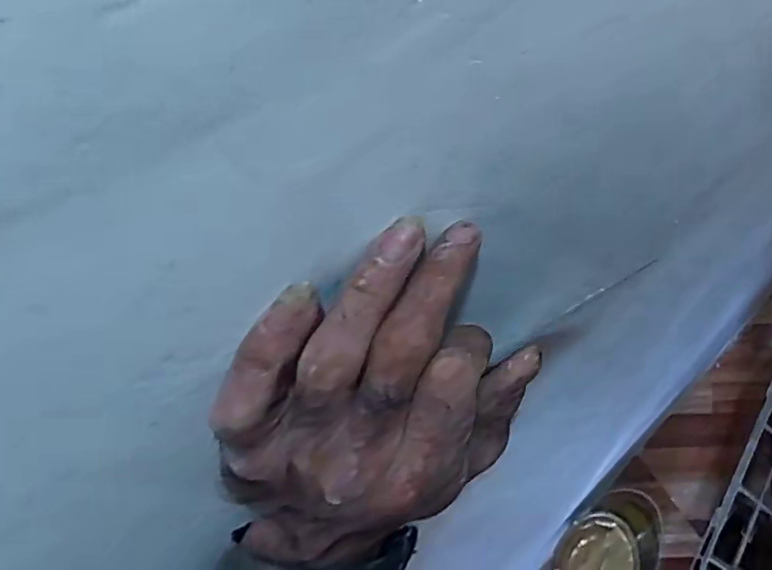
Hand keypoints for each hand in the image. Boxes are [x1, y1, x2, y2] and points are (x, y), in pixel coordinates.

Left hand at [210, 219, 541, 566]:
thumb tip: (527, 354)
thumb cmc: (410, 474)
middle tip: (459, 236)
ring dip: (372, 287)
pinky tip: (305, 292)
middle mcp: (356, 455)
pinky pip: (248, 387)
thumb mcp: (470, 456)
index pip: (451, 384)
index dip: (468, 344)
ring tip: (403, 236)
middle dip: (434, 287)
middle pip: (396, 358)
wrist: (318, 534)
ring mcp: (295, 444)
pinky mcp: (244, 436)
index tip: (472, 328)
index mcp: (419, 464)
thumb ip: (498, 406)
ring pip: (332, 358)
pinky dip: (273, 338)